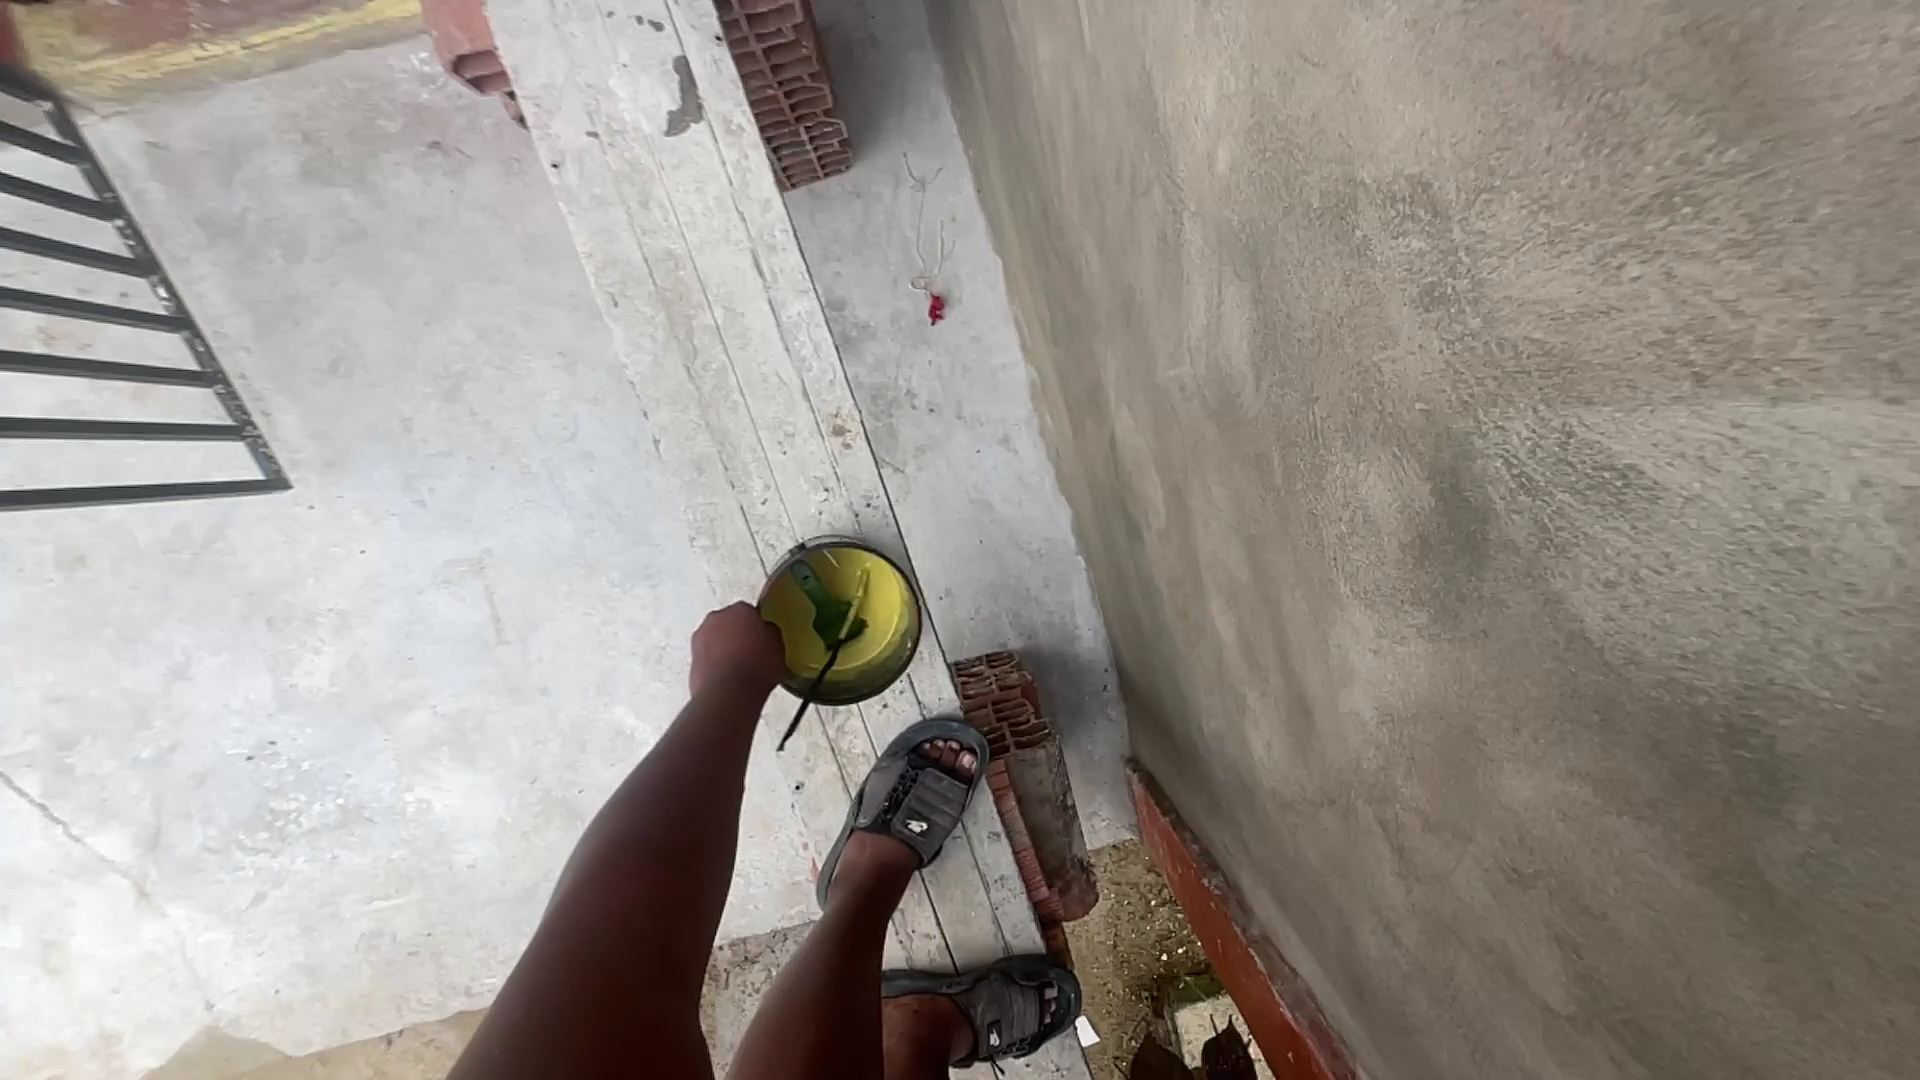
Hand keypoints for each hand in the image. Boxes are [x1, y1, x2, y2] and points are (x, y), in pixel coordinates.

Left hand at [689, 602, 786, 696]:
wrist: (729, 693)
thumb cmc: (756, 666)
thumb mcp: (778, 645)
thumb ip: (770, 632)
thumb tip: (766, 632)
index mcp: (740, 609)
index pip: (750, 612)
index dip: (757, 626)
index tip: (763, 638)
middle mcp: (717, 618)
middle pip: (728, 622)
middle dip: (737, 633)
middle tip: (751, 651)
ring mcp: (700, 638)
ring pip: (715, 639)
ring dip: (723, 648)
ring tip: (739, 667)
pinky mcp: (691, 659)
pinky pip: (707, 657)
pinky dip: (714, 664)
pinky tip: (728, 677)